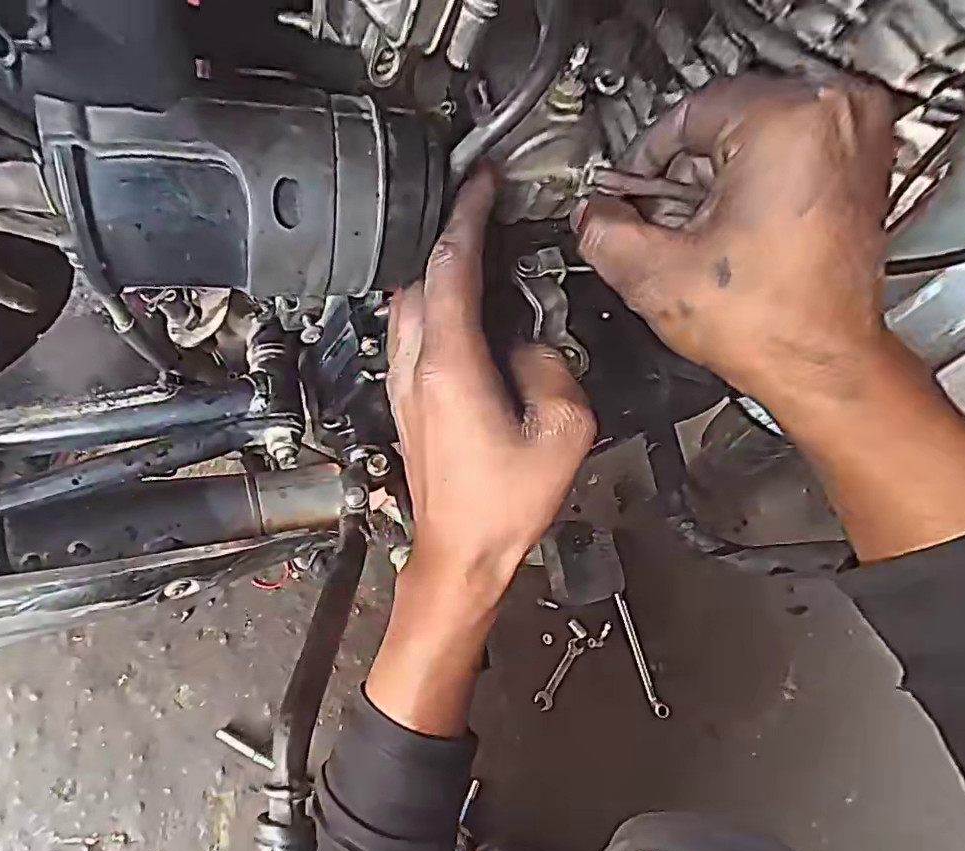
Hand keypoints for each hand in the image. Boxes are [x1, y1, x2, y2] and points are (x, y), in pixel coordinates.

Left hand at [366, 169, 595, 735]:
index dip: (466, 216)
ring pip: (405, 307)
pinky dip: (430, 309)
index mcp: (450, 368)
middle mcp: (414, 372)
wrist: (458, 552)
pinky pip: (409, 339)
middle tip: (481, 213)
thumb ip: (548, 365)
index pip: (450, 267)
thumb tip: (527, 341)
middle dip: (446, 237)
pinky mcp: (404, 407)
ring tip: (472, 254)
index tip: (480, 184)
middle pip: (418, 279)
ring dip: (434, 273)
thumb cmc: (502, 506)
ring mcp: (402, 390)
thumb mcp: (561, 430)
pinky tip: (458, 311)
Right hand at [574, 76, 899, 405]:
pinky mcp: (856, 171)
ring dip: (703, 185)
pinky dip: (742, 189)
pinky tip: (718, 235)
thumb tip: (589, 216)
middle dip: (671, 178)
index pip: (686, 113)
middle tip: (646, 221)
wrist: (817, 360)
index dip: (638, 160)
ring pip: (748, 141)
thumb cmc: (764, 324)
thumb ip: (602, 234)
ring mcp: (853, 142)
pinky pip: (780, 158)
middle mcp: (834, 117)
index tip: (621, 193)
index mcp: (786, 125)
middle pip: (718, 124)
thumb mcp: (653, 276)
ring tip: (684, 237)